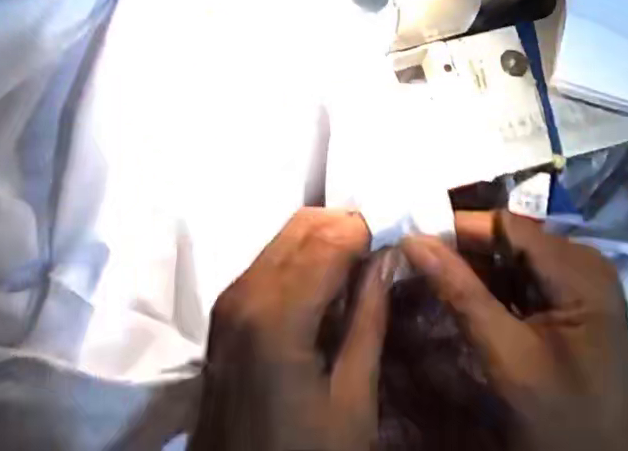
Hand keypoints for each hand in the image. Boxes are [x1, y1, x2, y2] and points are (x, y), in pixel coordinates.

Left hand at [193, 209, 392, 450]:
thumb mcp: (351, 401)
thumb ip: (368, 319)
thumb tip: (387, 258)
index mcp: (276, 314)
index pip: (328, 240)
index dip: (366, 227)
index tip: (401, 230)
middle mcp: (246, 291)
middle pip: (302, 227)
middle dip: (346, 226)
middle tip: (386, 243)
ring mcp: (231, 298)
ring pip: (284, 237)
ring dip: (325, 237)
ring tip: (364, 260)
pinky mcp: (226, 310)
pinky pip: (270, 259)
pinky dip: (303, 255)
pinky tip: (331, 280)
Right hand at [401, 212, 627, 450]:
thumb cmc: (564, 419)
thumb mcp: (507, 357)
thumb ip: (460, 293)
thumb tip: (412, 240)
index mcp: (579, 269)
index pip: (504, 225)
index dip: (457, 228)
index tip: (411, 238)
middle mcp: (583, 262)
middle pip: (507, 238)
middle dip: (462, 249)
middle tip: (413, 258)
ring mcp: (579, 282)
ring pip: (510, 256)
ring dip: (472, 267)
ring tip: (427, 272)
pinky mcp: (571, 301)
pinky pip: (521, 277)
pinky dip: (490, 285)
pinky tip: (459, 293)